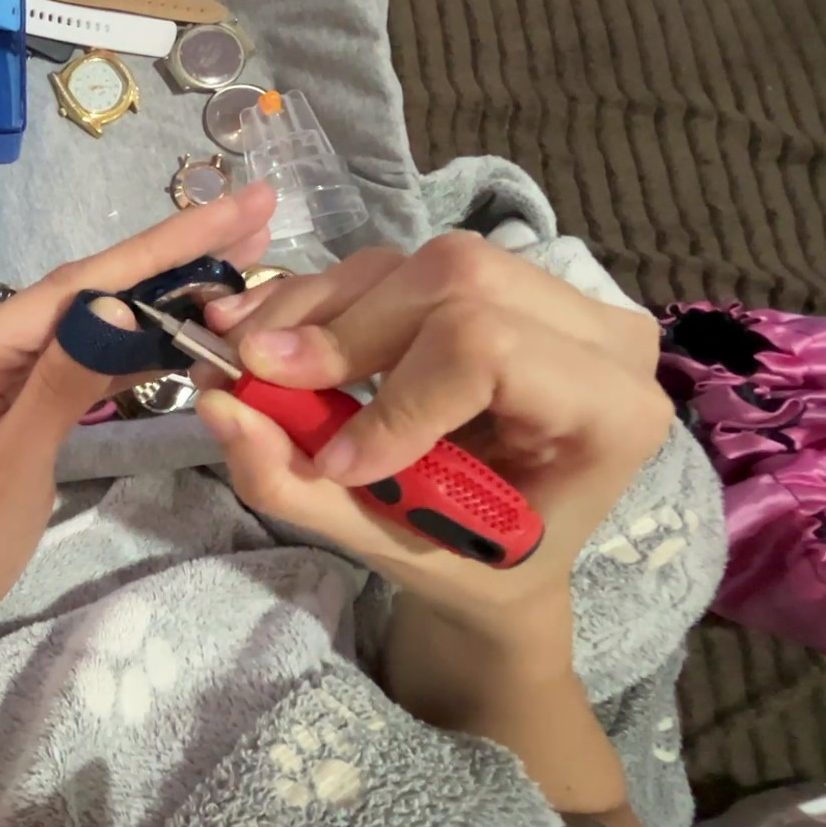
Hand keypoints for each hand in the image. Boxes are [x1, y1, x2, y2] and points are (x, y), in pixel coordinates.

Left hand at [0, 183, 276, 646]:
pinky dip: (138, 343)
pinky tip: (188, 326)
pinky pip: (86, 356)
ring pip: (93, 318)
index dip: (156, 248)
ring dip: (162, 292)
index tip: (231, 210)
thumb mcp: (10, 468)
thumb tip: (122, 309)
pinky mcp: (25, 390)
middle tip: (254, 214)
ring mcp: (6, 364)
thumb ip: (60, 386)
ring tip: (238, 259)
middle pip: (88, 289)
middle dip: (170, 253)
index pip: (75, 287)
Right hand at [192, 232, 672, 658]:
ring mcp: (535, 296)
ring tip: (239, 353)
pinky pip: (376, 269)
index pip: (486, 348)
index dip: (392, 395)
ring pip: (398, 263)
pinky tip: (252, 326)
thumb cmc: (468, 563)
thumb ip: (296, 484)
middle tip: (250, 374)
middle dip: (333, 331)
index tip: (328, 460)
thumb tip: (218, 408)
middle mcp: (590, 332)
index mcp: (608, 410)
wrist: (497, 549)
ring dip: (303, 309)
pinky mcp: (471, 287)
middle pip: (446, 279)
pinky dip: (302, 298)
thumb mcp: (387, 547)